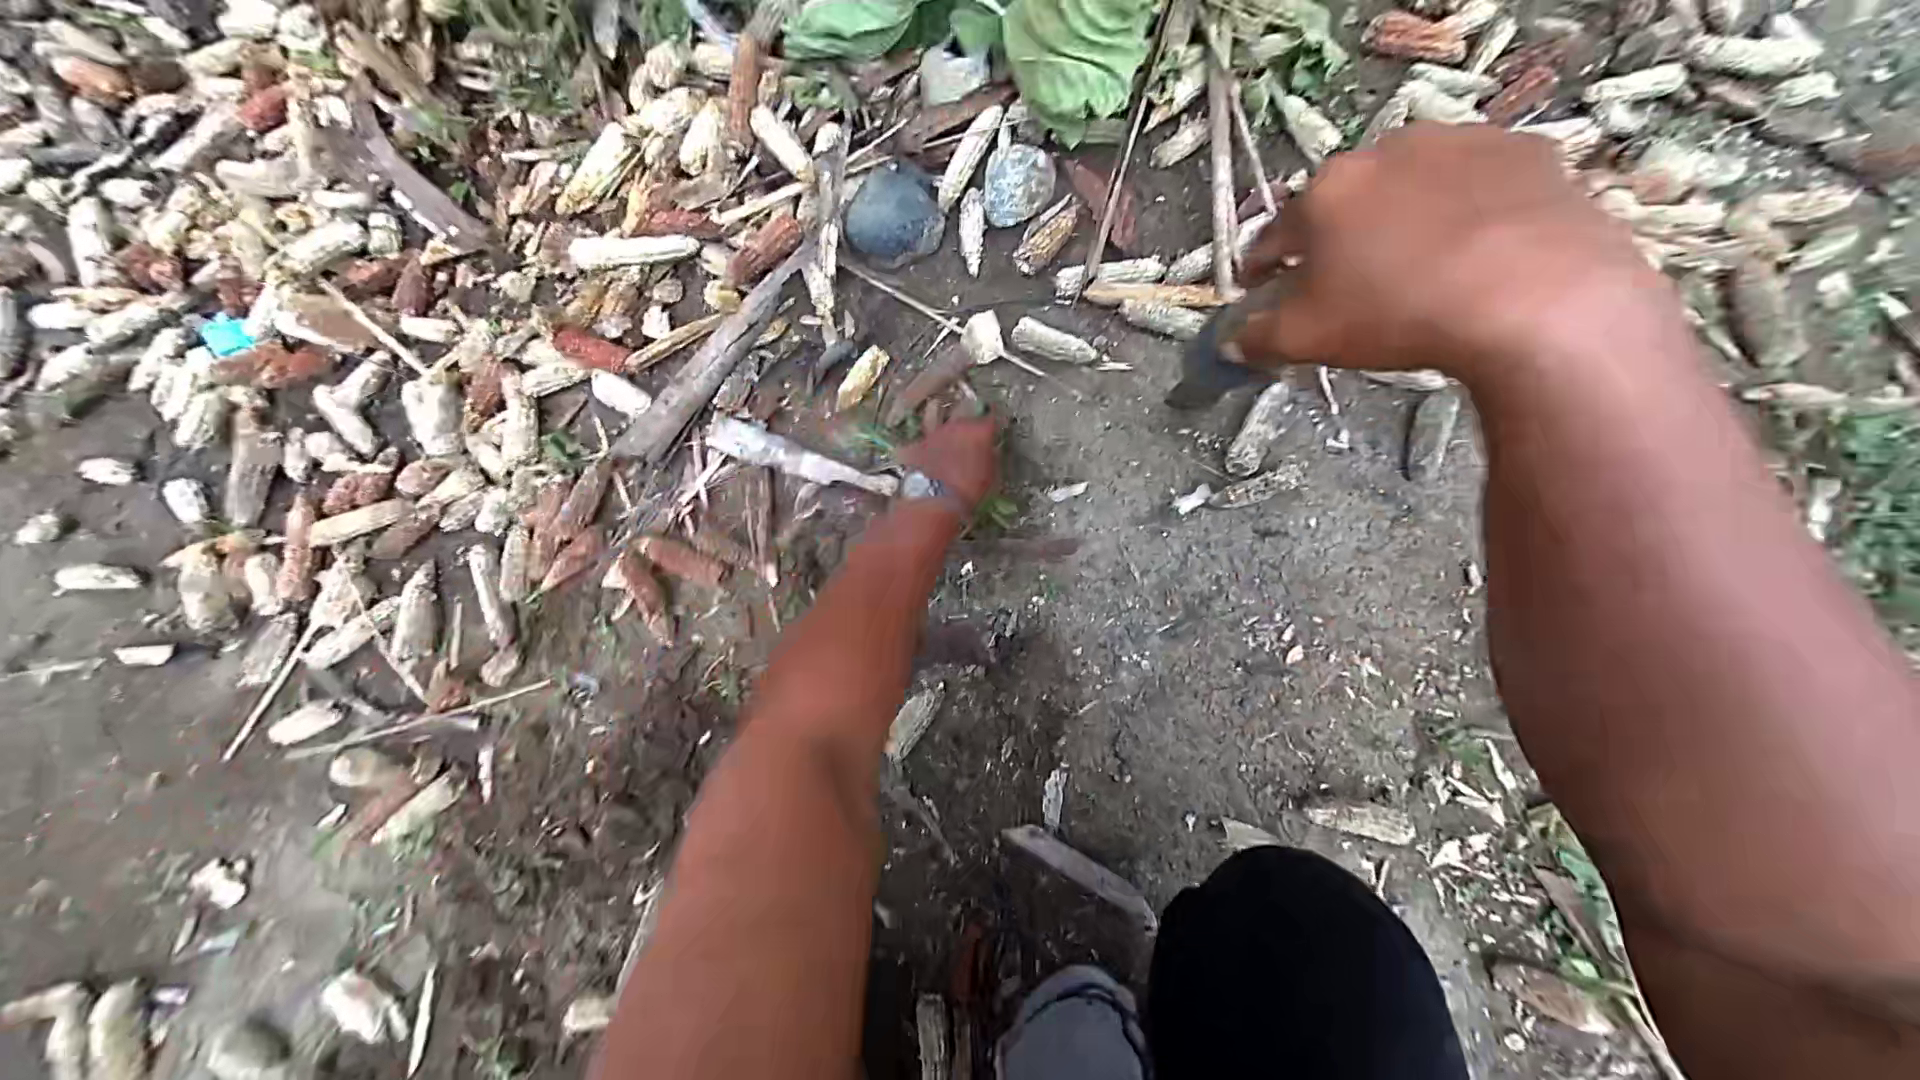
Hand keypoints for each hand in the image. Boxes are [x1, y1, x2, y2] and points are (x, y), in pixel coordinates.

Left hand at [898, 413, 996, 511]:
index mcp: (979, 431)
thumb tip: (989, 450)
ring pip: (947, 431)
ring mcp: (937, 432)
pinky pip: (932, 443)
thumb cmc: (969, 489)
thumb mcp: (990, 475)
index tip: (991, 439)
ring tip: (951, 456)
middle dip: (969, 434)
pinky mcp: (920, 443)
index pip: (990, 422)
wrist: (934, 498)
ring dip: (951, 440)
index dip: (990, 431)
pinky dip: (935, 449)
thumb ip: (991, 456)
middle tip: (971, 449)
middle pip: (966, 423)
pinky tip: (936, 462)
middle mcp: (958, 425)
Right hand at [1234, 125, 1682, 383]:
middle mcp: (1384, 152)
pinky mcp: (1524, 152)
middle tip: (1338, 282)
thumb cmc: (1393, 313)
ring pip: (1406, 188)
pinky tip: (1467, 250)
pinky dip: (1458, 211)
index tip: (1258, 287)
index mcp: (1323, 194)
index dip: (1259, 267)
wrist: (1531, 297)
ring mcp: (1459, 143)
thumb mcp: (1304, 339)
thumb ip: (1257, 338)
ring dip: (1394, 221)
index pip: (1272, 235)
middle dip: (1330, 241)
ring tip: (1407, 265)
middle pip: (1341, 205)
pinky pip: (1471, 185)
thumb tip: (1232, 342)